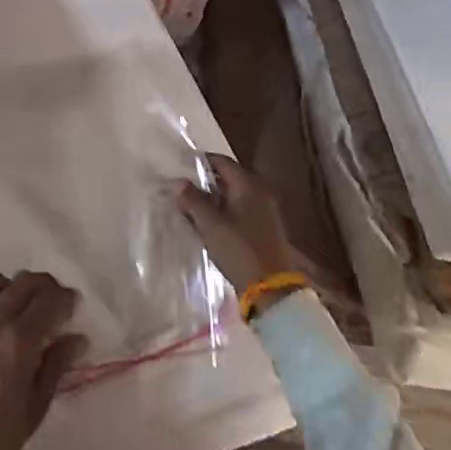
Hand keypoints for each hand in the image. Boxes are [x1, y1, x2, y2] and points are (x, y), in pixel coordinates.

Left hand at [0, 271, 89, 449]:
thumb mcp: (35, 406)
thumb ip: (56, 365)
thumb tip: (76, 338)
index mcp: (20, 338)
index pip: (50, 299)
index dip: (66, 298)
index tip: (73, 306)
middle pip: (26, 280)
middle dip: (45, 286)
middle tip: (53, 302)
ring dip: (16, 288)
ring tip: (22, 309)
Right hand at [177, 153, 311, 310]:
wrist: (271, 288)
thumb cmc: (238, 249)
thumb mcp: (209, 224)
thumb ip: (193, 200)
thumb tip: (179, 182)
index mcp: (248, 185)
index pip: (222, 161)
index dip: (200, 161)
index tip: (180, 167)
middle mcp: (260, 192)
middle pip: (228, 177)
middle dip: (204, 181)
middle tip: (182, 188)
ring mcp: (265, 211)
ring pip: (233, 195)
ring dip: (213, 198)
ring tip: (191, 207)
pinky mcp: (265, 228)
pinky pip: (240, 210)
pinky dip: (223, 211)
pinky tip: (208, 223)